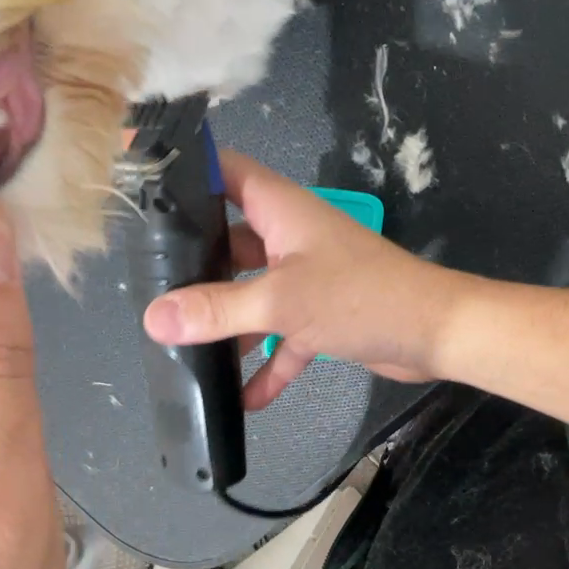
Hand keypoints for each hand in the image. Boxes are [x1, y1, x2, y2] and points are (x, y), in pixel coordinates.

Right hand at [142, 151, 477, 408]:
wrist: (434, 333)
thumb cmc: (361, 297)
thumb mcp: (281, 301)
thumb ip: (218, 310)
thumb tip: (154, 320)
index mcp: (280, 209)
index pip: (221, 171)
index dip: (182, 170)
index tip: (135, 182)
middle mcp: (289, 237)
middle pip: (229, 241)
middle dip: (192, 264)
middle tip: (144, 288)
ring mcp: (307, 278)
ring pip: (253, 294)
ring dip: (227, 321)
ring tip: (181, 346)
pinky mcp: (323, 316)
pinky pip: (283, 338)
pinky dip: (267, 363)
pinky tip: (245, 399)